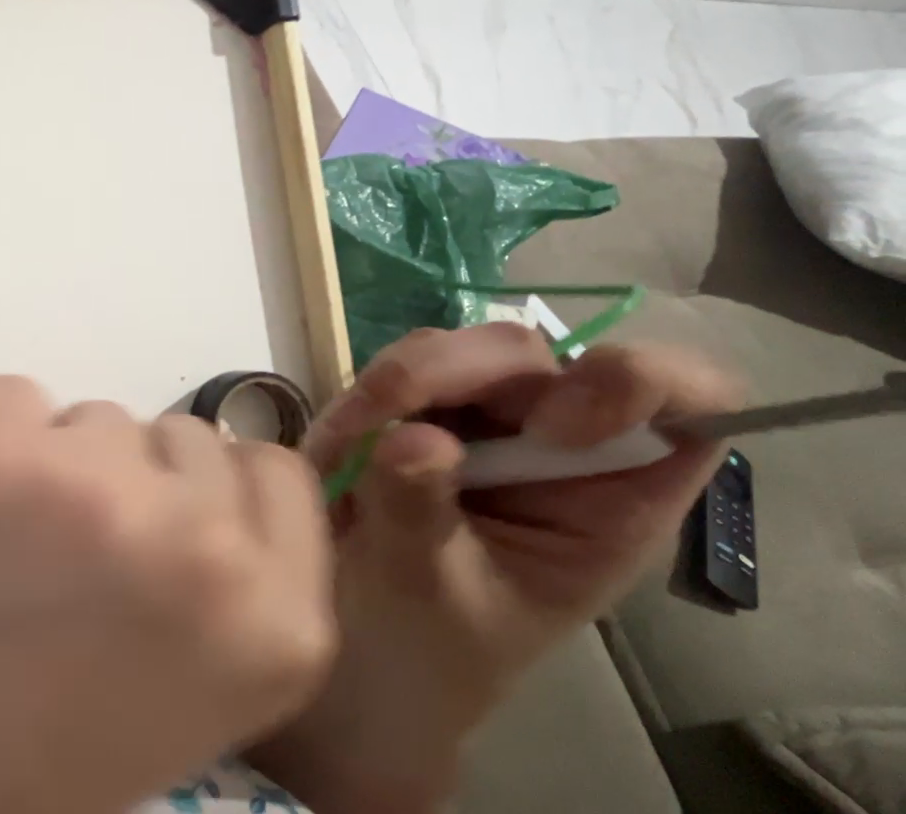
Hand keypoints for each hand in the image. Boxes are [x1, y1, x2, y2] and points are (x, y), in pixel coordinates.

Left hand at [0, 376, 335, 813]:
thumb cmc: (34, 745)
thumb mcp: (185, 695)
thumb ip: (224, 586)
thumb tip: (206, 486)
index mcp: (273, 623)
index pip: (275, 473)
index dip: (214, 490)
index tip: (167, 517)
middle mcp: (199, 539)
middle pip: (189, 435)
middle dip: (138, 477)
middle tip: (74, 548)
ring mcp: (88, 475)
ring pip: (98, 417)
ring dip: (60, 461)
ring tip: (5, 542)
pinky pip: (15, 397)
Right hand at [247, 323, 739, 812]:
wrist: (357, 661)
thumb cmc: (425, 648)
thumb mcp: (430, 592)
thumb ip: (422, 513)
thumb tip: (409, 436)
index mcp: (605, 497)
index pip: (682, 404)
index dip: (637, 385)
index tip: (554, 425)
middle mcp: (547, 443)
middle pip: (531, 357)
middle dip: (454, 370)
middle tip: (382, 409)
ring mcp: (474, 423)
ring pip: (449, 350)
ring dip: (389, 386)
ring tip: (340, 448)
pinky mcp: (411, 416)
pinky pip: (387, 376)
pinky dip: (353, 404)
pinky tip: (329, 454)